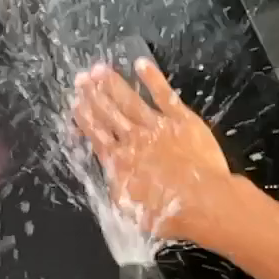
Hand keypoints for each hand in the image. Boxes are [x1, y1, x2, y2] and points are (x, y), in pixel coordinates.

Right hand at [73, 59, 236, 243]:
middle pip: (108, 113)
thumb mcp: (130, 210)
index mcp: (119, 162)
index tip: (75, 103)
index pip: (96, 135)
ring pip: (129, 100)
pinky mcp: (181, 119)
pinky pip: (163, 94)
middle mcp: (133, 139)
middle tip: (81, 78)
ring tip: (100, 68)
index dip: (84, 118)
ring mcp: (157, 126)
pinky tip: (141, 64)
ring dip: (113, 83)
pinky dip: (152, 78)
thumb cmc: (168, 214)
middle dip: (93, 94)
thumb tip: (109, 173)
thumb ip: (116, 188)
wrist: (203, 203)